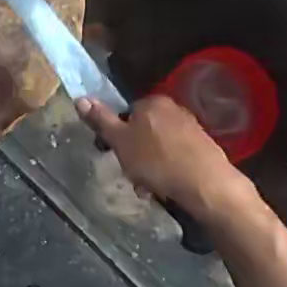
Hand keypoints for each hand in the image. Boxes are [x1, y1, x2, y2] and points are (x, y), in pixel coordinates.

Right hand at [76, 95, 249, 216]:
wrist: (205, 183)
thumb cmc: (157, 160)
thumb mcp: (120, 141)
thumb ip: (101, 120)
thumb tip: (80, 98)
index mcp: (152, 102)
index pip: (125, 114)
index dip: (116, 136)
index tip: (113, 155)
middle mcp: (173, 108)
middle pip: (142, 132)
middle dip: (134, 155)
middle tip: (132, 176)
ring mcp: (190, 128)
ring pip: (158, 148)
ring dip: (149, 168)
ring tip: (149, 188)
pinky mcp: (202, 147)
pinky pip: (175, 157)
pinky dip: (167, 171)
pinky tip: (166, 188)